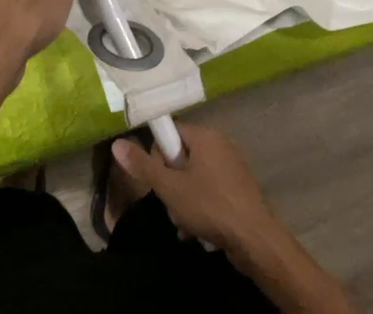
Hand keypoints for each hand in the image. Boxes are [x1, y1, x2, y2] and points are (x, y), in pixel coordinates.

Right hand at [113, 124, 275, 248]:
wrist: (255, 240)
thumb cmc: (210, 206)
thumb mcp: (170, 188)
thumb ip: (144, 166)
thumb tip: (118, 142)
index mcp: (205, 137)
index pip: (170, 132)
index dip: (158, 155)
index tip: (158, 179)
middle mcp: (220, 146)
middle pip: (181, 157)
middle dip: (171, 184)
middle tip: (170, 204)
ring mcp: (231, 168)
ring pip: (194, 179)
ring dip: (183, 202)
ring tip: (183, 225)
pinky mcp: (238, 190)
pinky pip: (209, 192)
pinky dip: (200, 208)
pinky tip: (196, 232)